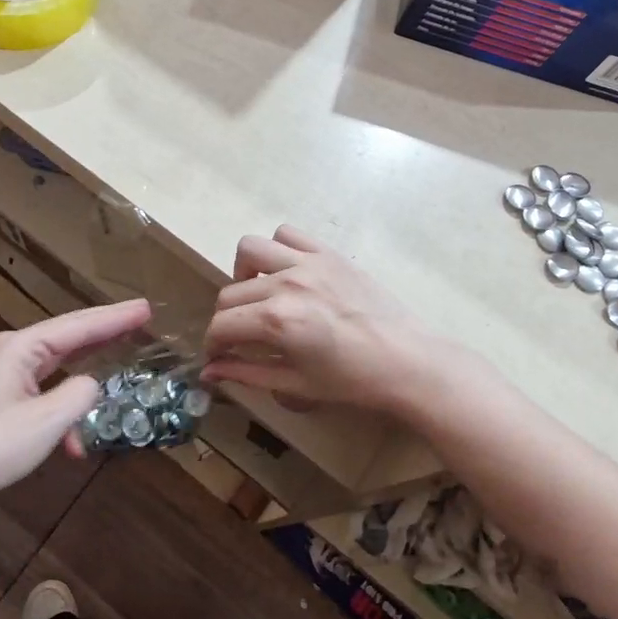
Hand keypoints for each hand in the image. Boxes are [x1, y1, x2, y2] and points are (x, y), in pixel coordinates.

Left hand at [0, 298, 150, 533]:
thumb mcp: (47, 422)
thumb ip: (80, 394)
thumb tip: (91, 384)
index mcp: (19, 348)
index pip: (77, 326)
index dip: (114, 318)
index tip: (145, 308)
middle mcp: (10, 350)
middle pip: (68, 334)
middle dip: (105, 331)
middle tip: (142, 319)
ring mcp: (3, 371)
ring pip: (58, 359)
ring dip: (87, 368)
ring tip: (122, 352)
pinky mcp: (1, 393)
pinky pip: (45, 381)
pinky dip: (66, 398)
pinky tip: (78, 431)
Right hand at [201, 226, 470, 418]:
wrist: (407, 361)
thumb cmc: (353, 381)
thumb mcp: (296, 384)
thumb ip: (247, 374)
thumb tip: (210, 372)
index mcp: (276, 321)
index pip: (222, 325)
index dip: (213, 344)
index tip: (218, 356)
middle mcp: (286, 283)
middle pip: (230, 293)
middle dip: (226, 318)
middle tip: (239, 337)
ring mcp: (308, 263)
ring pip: (250, 249)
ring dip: (243, 273)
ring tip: (258, 294)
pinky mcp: (329, 253)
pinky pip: (287, 234)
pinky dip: (277, 250)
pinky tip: (286, 273)